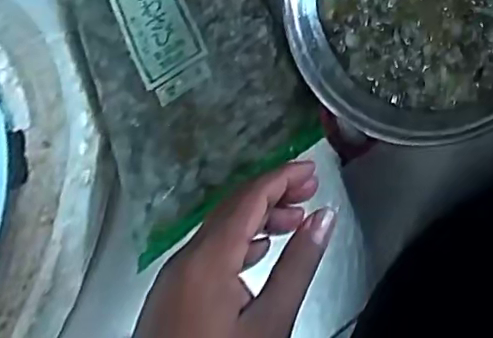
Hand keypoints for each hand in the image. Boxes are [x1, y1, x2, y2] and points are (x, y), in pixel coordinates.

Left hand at [136, 161, 336, 337]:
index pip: (250, 197)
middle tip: (310, 189)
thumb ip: (299, 264)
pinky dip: (239, 239)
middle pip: (233, 207)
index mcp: (207, 259)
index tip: (314, 171)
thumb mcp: (271, 323)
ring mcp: (171, 283)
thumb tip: (324, 217)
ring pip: (220, 229)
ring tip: (294, 220)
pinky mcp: (168, 303)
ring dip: (258, 216)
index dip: (284, 177)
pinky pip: (208, 251)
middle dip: (274, 192)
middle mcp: (184, 262)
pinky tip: (259, 252)